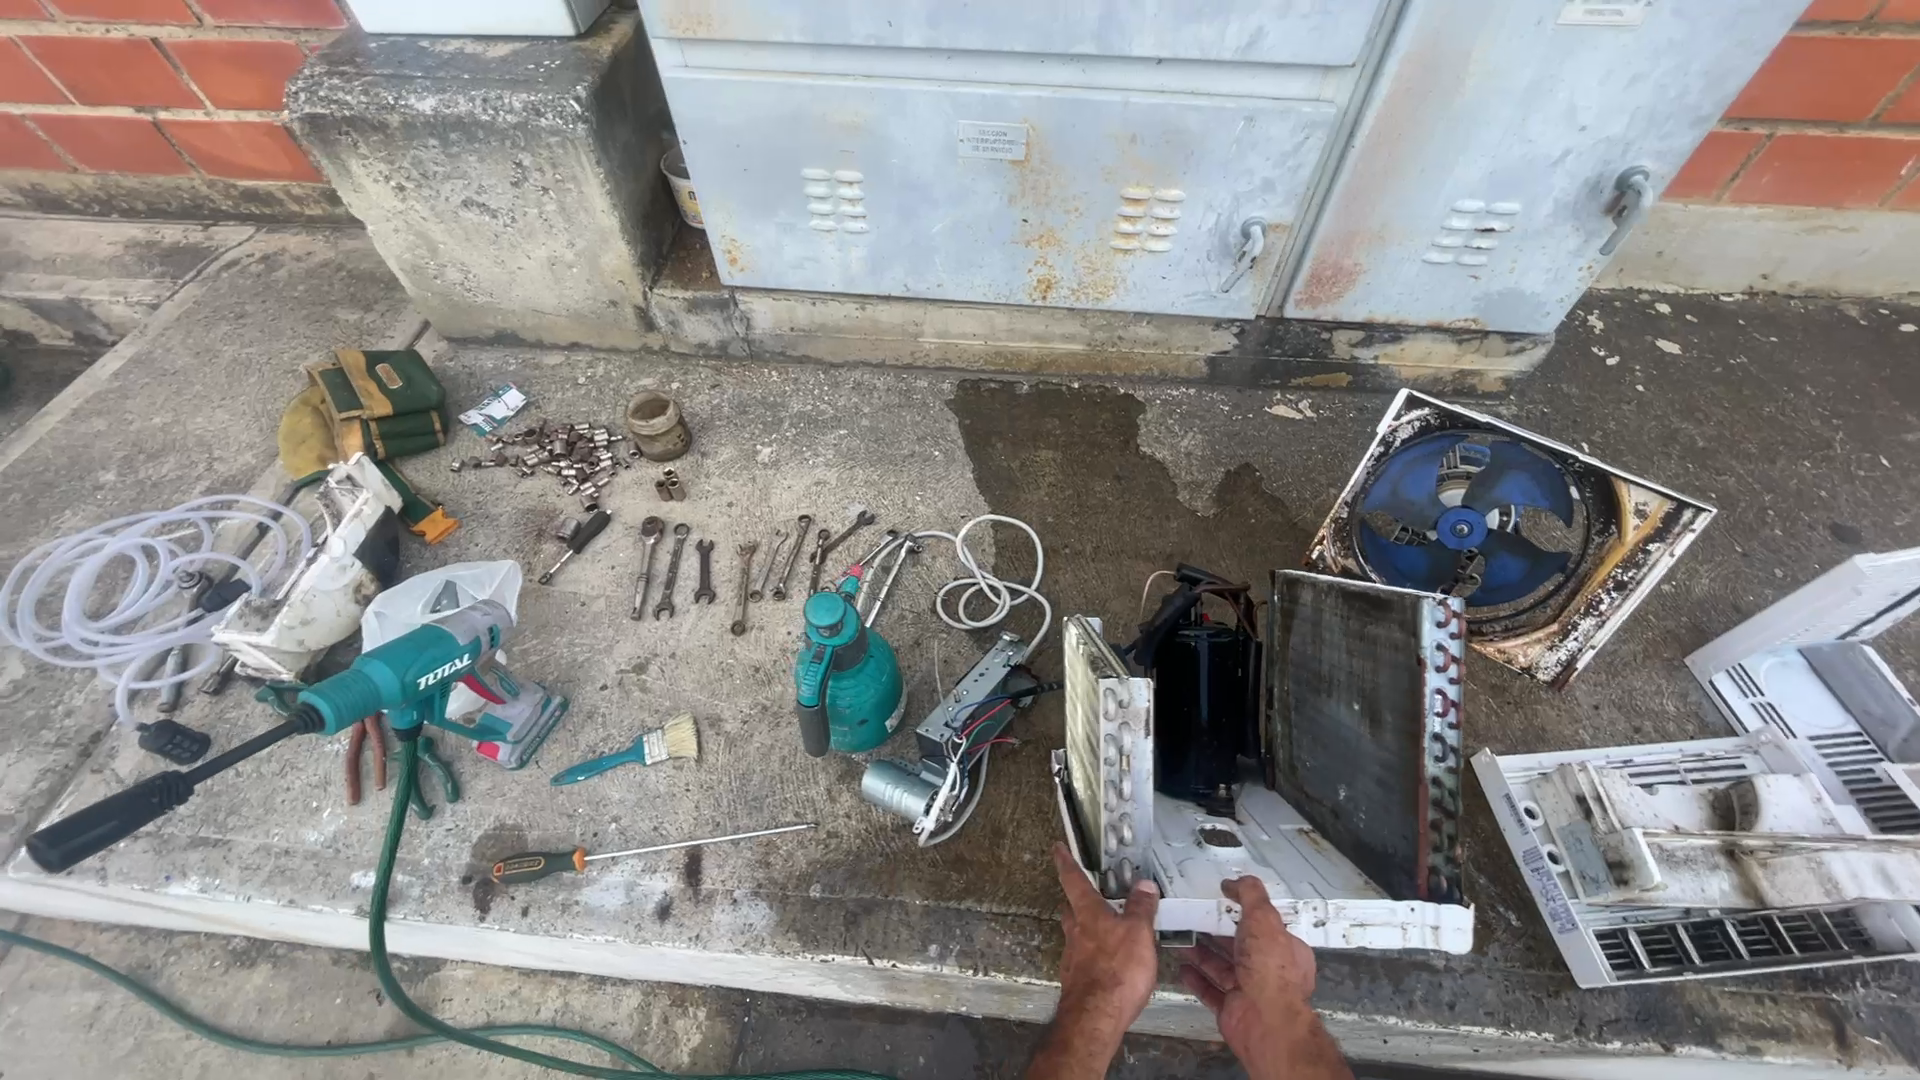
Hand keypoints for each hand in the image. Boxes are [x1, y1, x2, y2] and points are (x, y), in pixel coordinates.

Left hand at [1027, 842, 1159, 1077]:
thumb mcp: (1138, 933)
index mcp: (1088, 912)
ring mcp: (1072, 956)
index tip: (1057, 847)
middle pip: (1070, 907)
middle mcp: (1075, 930)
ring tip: (1103, 930)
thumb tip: (1144, 884)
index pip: (1073, 878)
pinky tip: (1104, 963)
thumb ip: (1141, 908)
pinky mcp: (1076, 980)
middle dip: (1076, 899)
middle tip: (1085, 894)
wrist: (1095, 1017)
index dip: (1065, 861)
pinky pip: (1082, 958)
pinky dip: (1091, 954)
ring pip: (1075, 933)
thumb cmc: (1117, 969)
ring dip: (1085, 928)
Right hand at [1179, 876, 1351, 1079]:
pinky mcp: (1230, 1009)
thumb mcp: (1264, 918)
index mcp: (1285, 950)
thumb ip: (1249, 894)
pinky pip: (1209, 989)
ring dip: (1199, 952)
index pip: (1264, 926)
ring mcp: (1249, 991)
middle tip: (1191, 916)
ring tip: (1178, 937)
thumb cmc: (1269, 966)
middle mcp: (1268, 970)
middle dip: (1214, 932)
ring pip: (1220, 966)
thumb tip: (1233, 882)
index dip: (1244, 912)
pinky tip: (1180, 966)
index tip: (1221, 901)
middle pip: (1237, 946)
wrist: (1265, 1021)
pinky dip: (1195, 978)